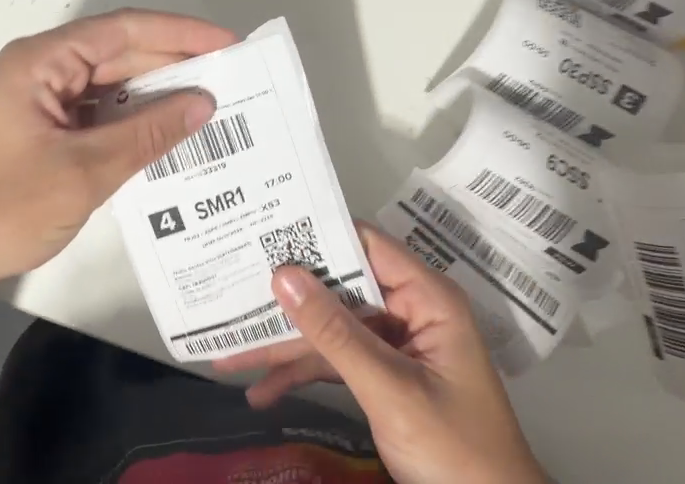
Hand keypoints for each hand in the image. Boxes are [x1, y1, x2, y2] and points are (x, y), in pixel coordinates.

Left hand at [0, 9, 235, 305]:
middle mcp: (37, 70)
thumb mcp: (82, 172)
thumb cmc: (0, 209)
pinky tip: (166, 136)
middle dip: (172, 65)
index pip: (121, 30)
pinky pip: (93, 114)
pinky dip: (128, 123)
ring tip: (211, 107)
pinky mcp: (37, 131)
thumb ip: (146, 133)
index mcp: (39, 61)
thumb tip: (203, 103)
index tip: (230, 45)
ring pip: (106, 86)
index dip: (179, 33)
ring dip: (153, 96)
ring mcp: (36, 102)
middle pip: (115, 54)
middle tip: (232, 81)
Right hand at [213, 223, 546, 483]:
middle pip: (338, 288)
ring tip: (228, 355)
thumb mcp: (391, 390)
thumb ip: (335, 333)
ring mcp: (394, 345)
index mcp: (426, 298)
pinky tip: (262, 391)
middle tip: (230, 290)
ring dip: (284, 346)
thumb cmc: (456, 451)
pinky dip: (301, 375)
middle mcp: (408, 311)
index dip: (316, 234)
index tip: (262, 231)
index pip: (364, 245)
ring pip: (329, 328)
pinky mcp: (383, 376)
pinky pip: (334, 361)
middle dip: (287, 299)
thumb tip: (282, 275)